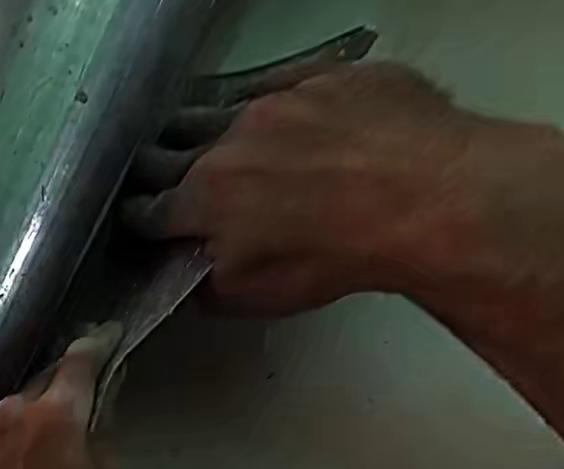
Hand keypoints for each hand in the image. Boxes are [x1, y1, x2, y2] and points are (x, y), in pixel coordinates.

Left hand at [0, 327, 124, 468]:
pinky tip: (39, 451)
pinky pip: (11, 423)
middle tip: (94, 395)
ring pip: (28, 400)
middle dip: (73, 383)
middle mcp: (17, 407)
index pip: (80, 357)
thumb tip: (95, 404)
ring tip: (65, 432)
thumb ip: (102, 429)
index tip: (112, 336)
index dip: (100, 344)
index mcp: (55, 411)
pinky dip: (28, 426)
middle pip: (51, 377)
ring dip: (48, 406)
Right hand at [123, 62, 563, 315]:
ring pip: (210, 111)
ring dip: (194, 133)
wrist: (431, 198)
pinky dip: (259, 106)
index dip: (133, 221)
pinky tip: (265, 121)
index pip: (145, 211)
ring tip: (197, 143)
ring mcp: (275, 102)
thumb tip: (188, 275)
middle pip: (163, 153)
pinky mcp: (324, 76)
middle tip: (151, 181)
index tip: (133, 224)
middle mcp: (224, 144)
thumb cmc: (332, 257)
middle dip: (150, 172)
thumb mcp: (249, 296)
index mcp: (199, 201)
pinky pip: (274, 84)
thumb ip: (202, 285)